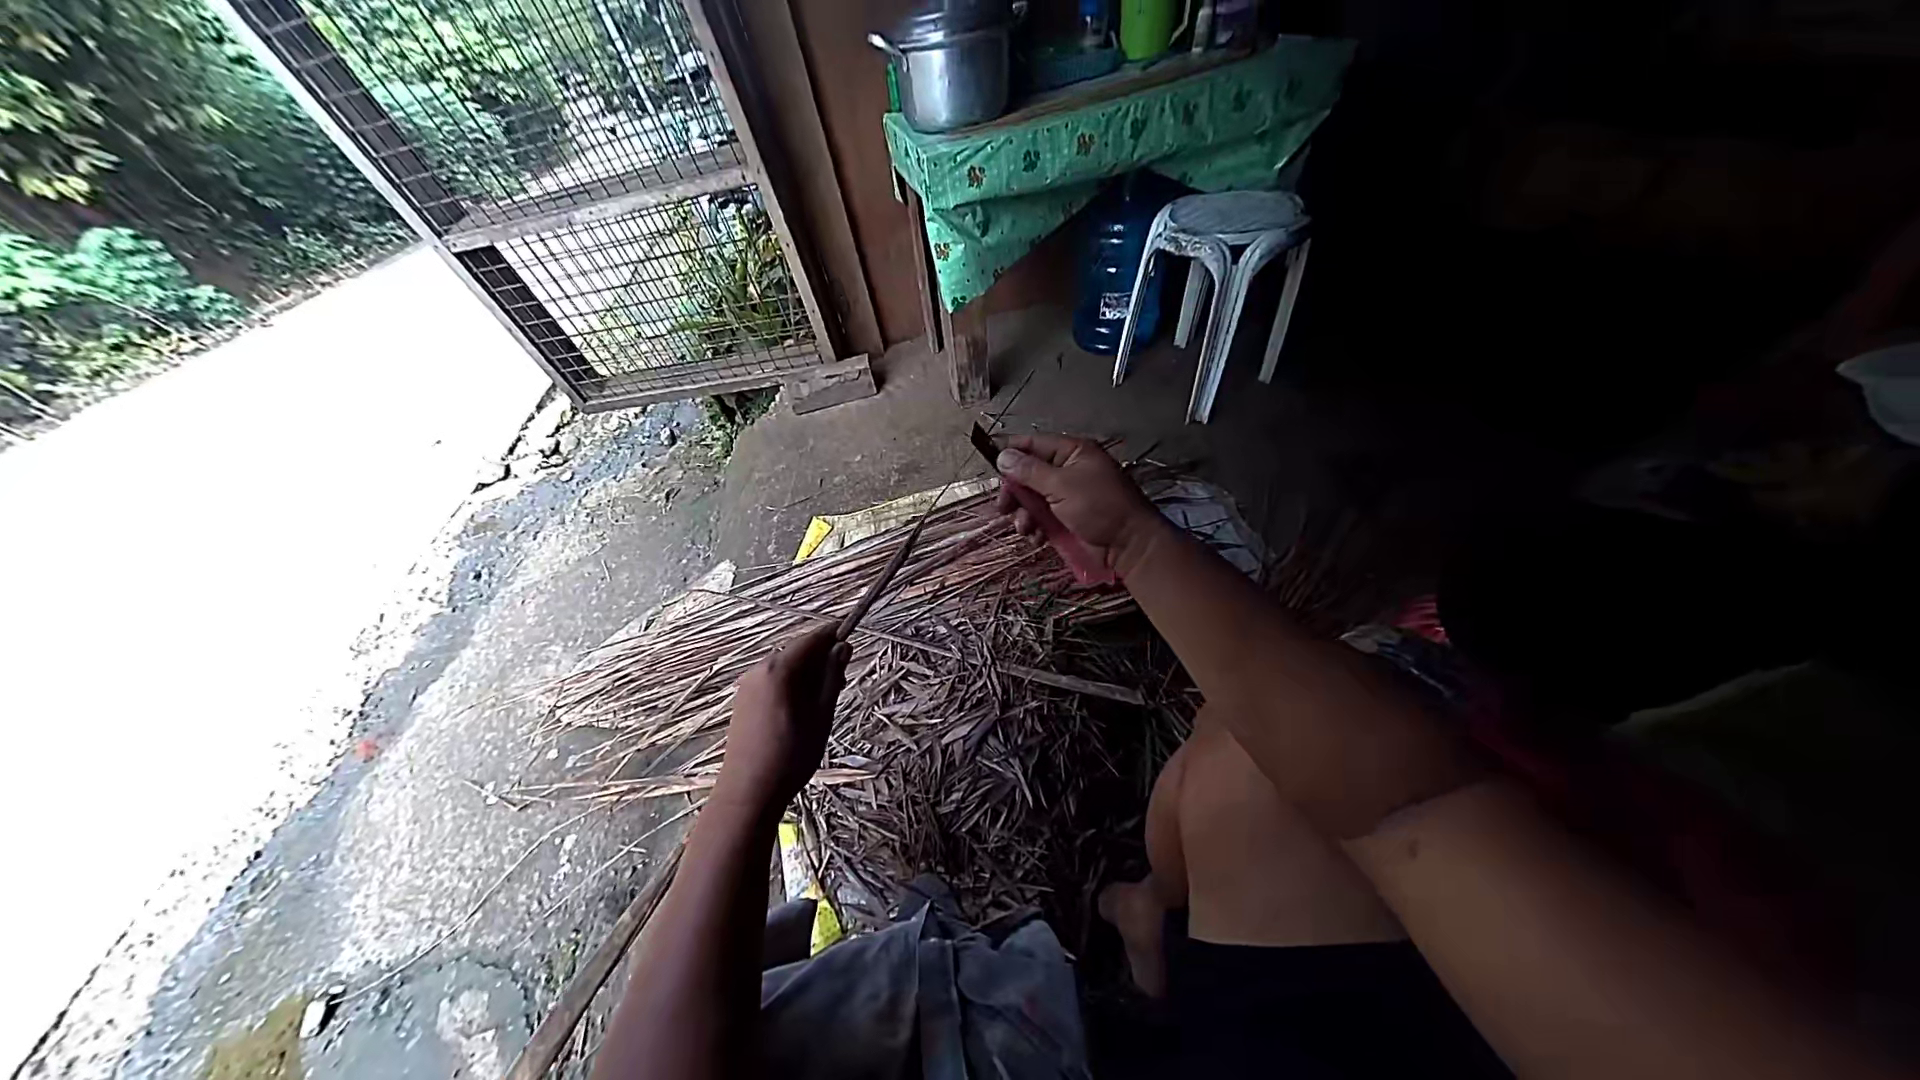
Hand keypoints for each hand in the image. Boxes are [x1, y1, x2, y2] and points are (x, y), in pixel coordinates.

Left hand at [715, 625, 850, 816]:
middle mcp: (760, 669)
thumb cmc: (792, 755)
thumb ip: (832, 676)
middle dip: (821, 656)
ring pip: (786, 666)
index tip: (851, 636)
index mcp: (779, 669)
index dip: (833, 634)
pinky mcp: (743, 700)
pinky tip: (802, 708)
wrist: (749, 792)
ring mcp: (748, 685)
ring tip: (824, 698)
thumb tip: (842, 647)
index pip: (811, 638)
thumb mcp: (822, 714)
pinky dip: (792, 684)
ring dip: (807, 672)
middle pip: (797, 650)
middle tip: (842, 677)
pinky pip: (773, 680)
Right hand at [994, 434, 1163, 575]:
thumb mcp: (1062, 485)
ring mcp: (1066, 496)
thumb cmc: (1100, 507)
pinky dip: (1034, 527)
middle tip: (1003, 506)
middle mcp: (1067, 471)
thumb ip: (1029, 471)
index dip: (1011, 452)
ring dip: (1023, 513)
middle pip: (1027, 474)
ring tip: (1025, 527)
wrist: (1129, 545)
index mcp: (1072, 453)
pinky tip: (1036, 537)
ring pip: (1031, 499)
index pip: (1034, 444)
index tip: (989, 463)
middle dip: (1014, 491)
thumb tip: (1003, 456)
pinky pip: (1040, 518)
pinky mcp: (1065, 519)